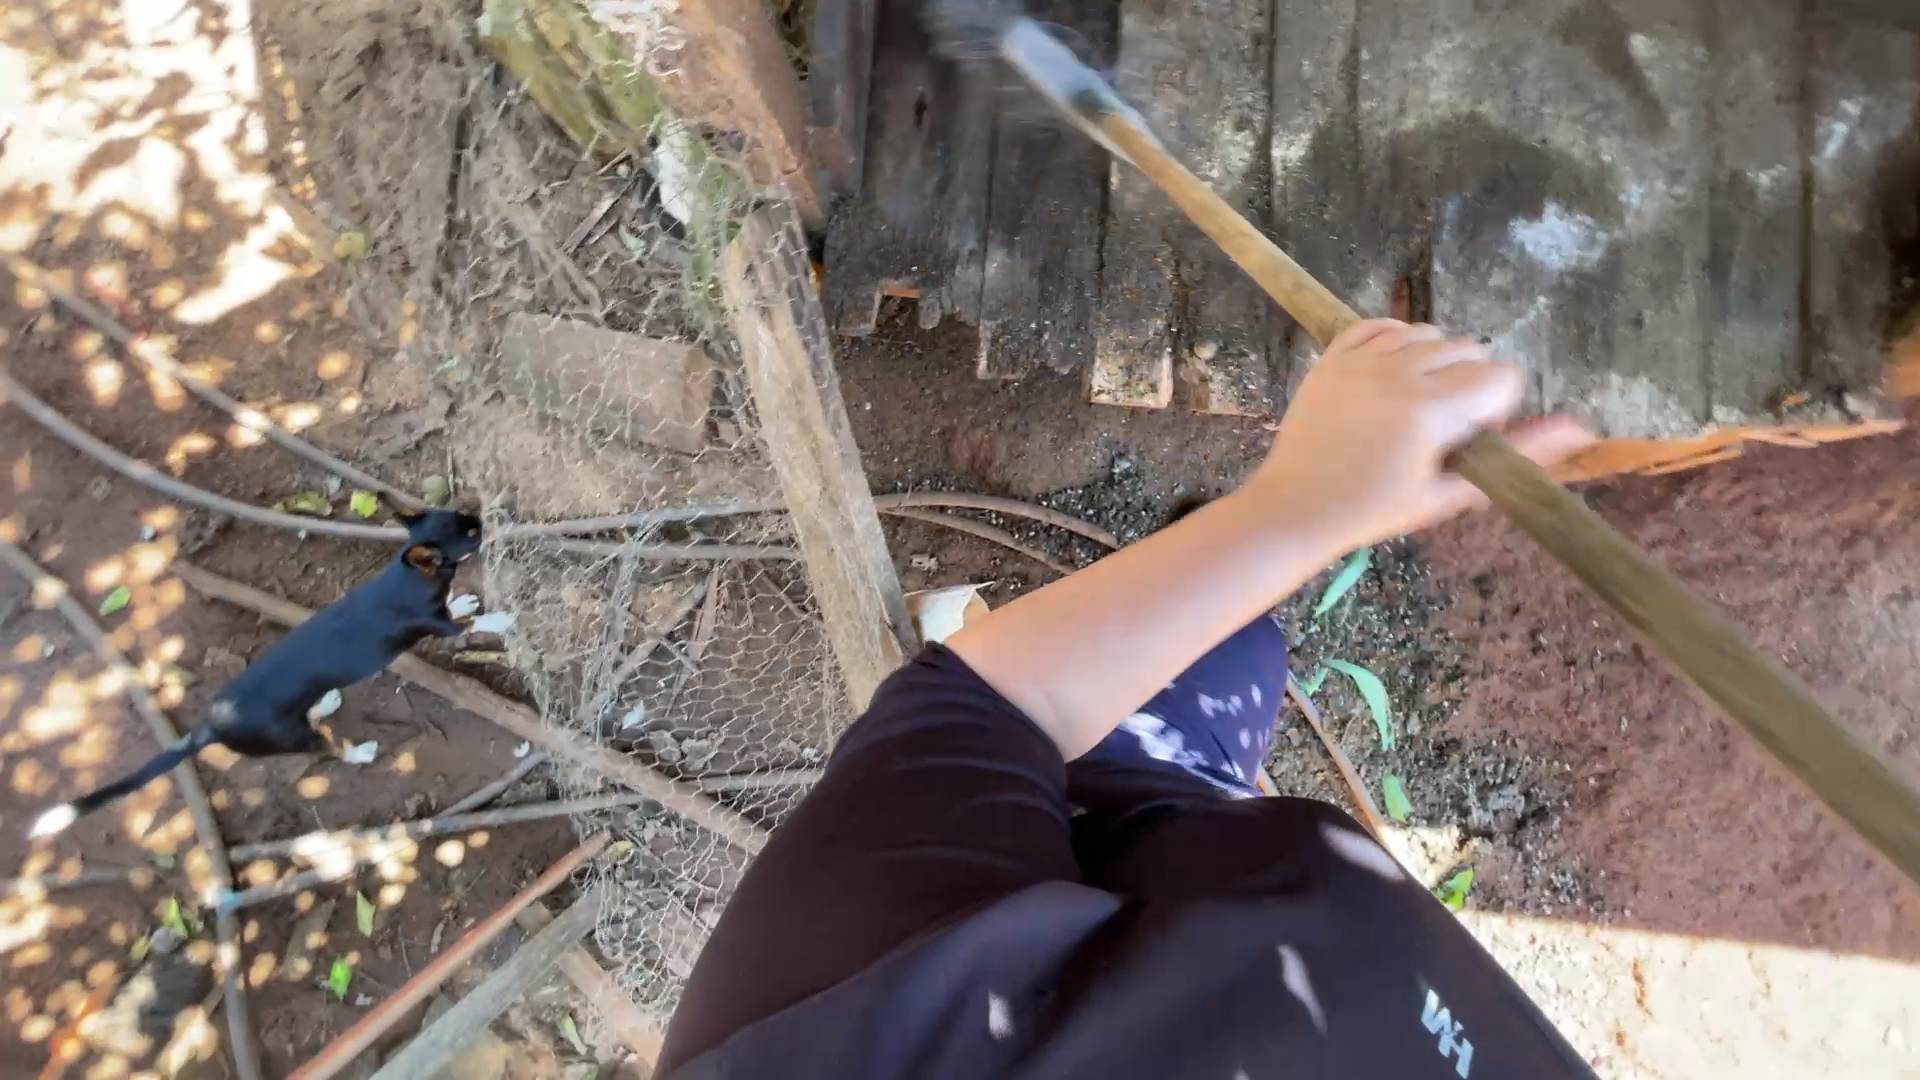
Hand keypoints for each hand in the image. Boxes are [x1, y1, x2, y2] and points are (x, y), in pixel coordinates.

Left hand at [1246, 319, 1591, 548]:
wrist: (1294, 508)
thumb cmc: (1372, 510)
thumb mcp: (1447, 492)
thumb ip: (1517, 456)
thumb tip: (1582, 428)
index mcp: (1431, 410)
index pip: (1501, 377)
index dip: (1495, 408)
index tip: (1468, 437)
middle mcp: (1397, 376)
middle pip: (1467, 351)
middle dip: (1467, 384)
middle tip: (1437, 425)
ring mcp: (1358, 365)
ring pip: (1424, 334)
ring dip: (1431, 359)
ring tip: (1411, 401)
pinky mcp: (1328, 362)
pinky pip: (1373, 326)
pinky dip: (1390, 339)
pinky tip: (1389, 370)